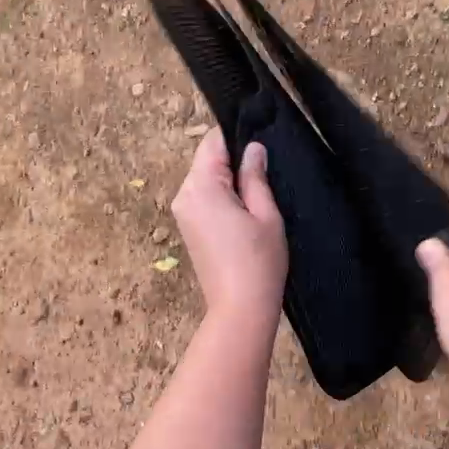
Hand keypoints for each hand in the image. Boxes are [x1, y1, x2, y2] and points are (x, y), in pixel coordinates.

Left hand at [171, 131, 286, 322]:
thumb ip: (256, 177)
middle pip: (208, 161)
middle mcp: (184, 194)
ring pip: (206, 181)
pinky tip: (244, 220)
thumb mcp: (266, 215)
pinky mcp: (188, 230)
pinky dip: (222, 201)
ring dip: (229, 185)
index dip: (238, 139)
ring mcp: (183, 213)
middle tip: (265, 182)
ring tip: (256, 205)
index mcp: (201, 186)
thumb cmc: (259, 263)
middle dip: (234, 165)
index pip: (213, 142)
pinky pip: (204, 201)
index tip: (261, 150)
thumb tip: (253, 149)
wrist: (240, 308)